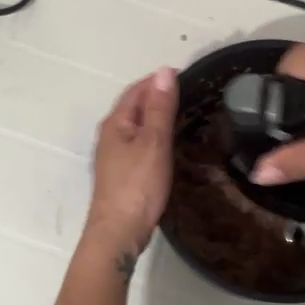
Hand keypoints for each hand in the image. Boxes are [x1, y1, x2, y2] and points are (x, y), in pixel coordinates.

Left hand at [84, 67, 177, 259]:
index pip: (138, 90)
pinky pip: (140, 144)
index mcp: (116, 123)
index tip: (190, 78)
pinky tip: (170, 144)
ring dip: (158, 117)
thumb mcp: (153, 142)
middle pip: (135, 106)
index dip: (160, 80)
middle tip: (194, 95)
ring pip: (137, 126)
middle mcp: (111, 135)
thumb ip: (159, 108)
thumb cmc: (137, 186)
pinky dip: (155, 136)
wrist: (119, 232)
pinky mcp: (122, 173)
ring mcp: (114, 155)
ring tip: (187, 115)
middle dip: (159, 97)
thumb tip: (164, 71)